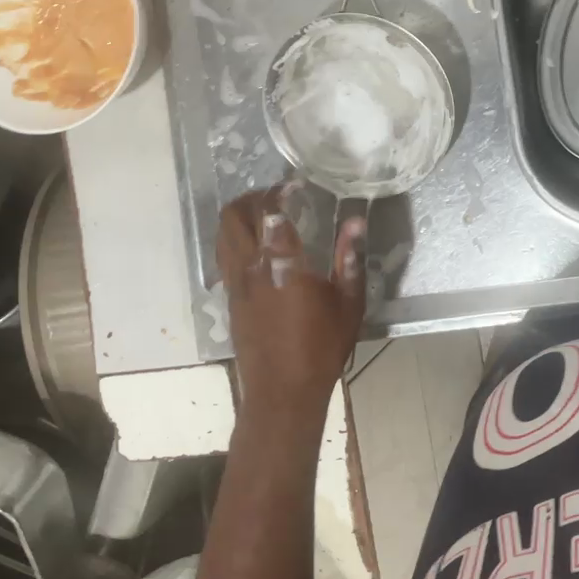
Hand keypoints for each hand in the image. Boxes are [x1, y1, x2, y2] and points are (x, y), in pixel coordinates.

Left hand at [216, 187, 368, 421]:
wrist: (282, 392)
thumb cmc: (321, 348)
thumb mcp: (348, 304)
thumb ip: (350, 259)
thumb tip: (355, 221)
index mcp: (283, 266)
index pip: (271, 215)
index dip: (279, 193)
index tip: (296, 186)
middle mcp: (252, 269)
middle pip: (234, 218)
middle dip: (251, 198)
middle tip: (276, 195)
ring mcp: (236, 284)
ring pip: (223, 236)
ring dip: (238, 217)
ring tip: (263, 215)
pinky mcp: (230, 299)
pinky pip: (224, 256)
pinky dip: (234, 239)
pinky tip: (256, 247)